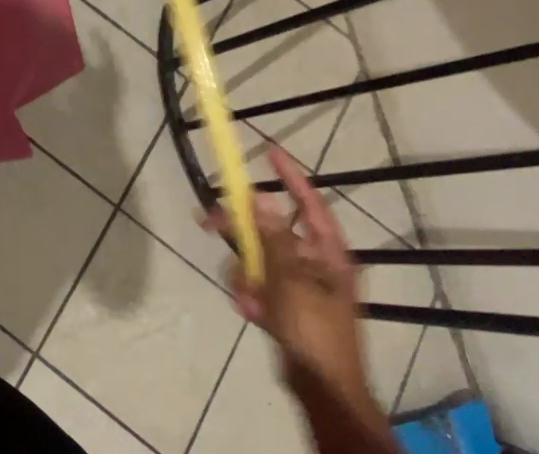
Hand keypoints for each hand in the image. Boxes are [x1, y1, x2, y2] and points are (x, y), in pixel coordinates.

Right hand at [202, 148, 368, 397]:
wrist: (322, 387)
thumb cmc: (315, 332)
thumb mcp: (292, 281)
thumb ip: (274, 239)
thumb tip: (260, 197)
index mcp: (329, 253)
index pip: (309, 203)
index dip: (290, 176)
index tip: (268, 151)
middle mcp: (315, 262)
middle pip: (270, 230)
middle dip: (242, 234)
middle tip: (209, 222)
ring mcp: (299, 283)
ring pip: (257, 258)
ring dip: (247, 276)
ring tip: (250, 300)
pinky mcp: (284, 303)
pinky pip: (257, 284)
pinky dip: (251, 295)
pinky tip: (254, 314)